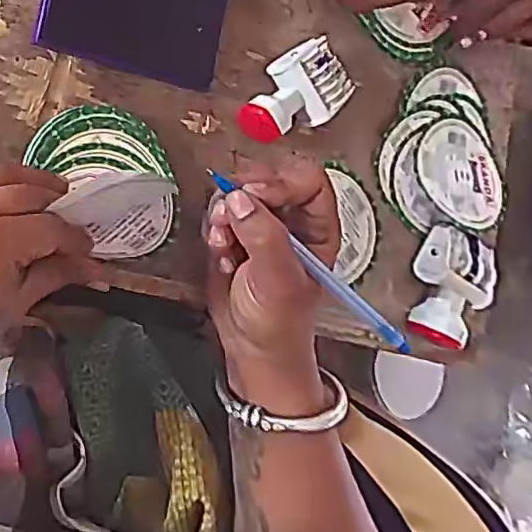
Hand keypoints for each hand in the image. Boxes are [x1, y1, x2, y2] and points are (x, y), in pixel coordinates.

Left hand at [0, 163, 99, 397]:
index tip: (87, 247)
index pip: (48, 227)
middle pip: (26, 194)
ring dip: (27, 182)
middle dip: (55, 206)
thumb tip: (92, 267)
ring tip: (49, 192)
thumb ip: (53, 275)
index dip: (73, 238)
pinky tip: (6, 201)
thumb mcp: (12, 310)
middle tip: (72, 220)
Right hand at [204, 158, 340, 413]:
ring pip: (238, 194)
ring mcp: (260, 226)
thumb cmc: (280, 326)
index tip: (256, 195)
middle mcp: (290, 221)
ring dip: (224, 214)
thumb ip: (264, 237)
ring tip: (224, 240)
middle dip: (244, 195)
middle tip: (229, 211)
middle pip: (267, 180)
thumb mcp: (279, 282)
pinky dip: (214, 229)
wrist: (252, 351)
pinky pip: (219, 214)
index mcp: (317, 228)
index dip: (281, 182)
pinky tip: (221, 252)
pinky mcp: (233, 234)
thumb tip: (241, 201)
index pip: (307, 182)